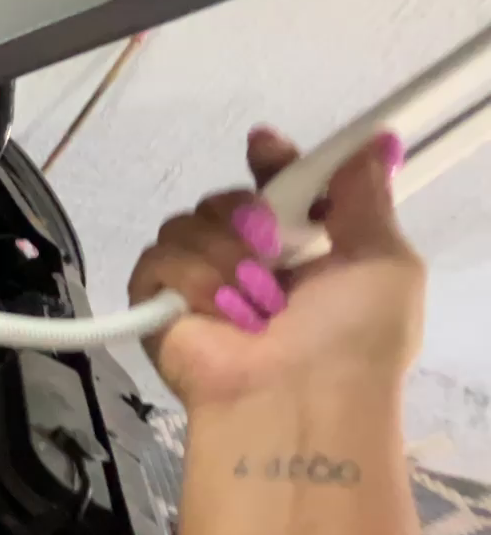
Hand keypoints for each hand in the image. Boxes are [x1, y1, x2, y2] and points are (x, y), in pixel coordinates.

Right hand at [127, 128, 424, 409]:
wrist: (292, 391)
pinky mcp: (150, 296)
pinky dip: (192, 281)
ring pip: (183, 225)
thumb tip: (372, 143)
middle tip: (272, 253)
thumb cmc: (352, 335)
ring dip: (225, 260)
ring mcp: (191, 276)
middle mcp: (238, 255)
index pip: (268, 187)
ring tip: (252, 302)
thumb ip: (365, 200)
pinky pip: (156, 258)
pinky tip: (217, 311)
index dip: (269, 163)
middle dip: (245, 219)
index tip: (264, 144)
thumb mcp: (383, 262)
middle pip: (218, 200)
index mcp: (295, 244)